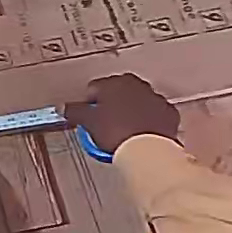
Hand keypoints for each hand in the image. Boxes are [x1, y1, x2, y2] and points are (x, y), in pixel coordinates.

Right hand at [63, 74, 179, 155]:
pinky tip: (139, 133)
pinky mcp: (169, 113)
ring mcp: (156, 98)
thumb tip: (62, 107)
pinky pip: (153, 114)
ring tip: (121, 130)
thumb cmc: (114, 130)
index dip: (88, 104)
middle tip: (103, 124)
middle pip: (116, 93)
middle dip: (110, 105)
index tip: (88, 118)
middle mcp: (137, 85)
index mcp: (115, 82)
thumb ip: (73, 111)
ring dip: (128, 112)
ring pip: (136, 103)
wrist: (146, 150)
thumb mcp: (87, 121)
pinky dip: (146, 120)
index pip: (94, 89)